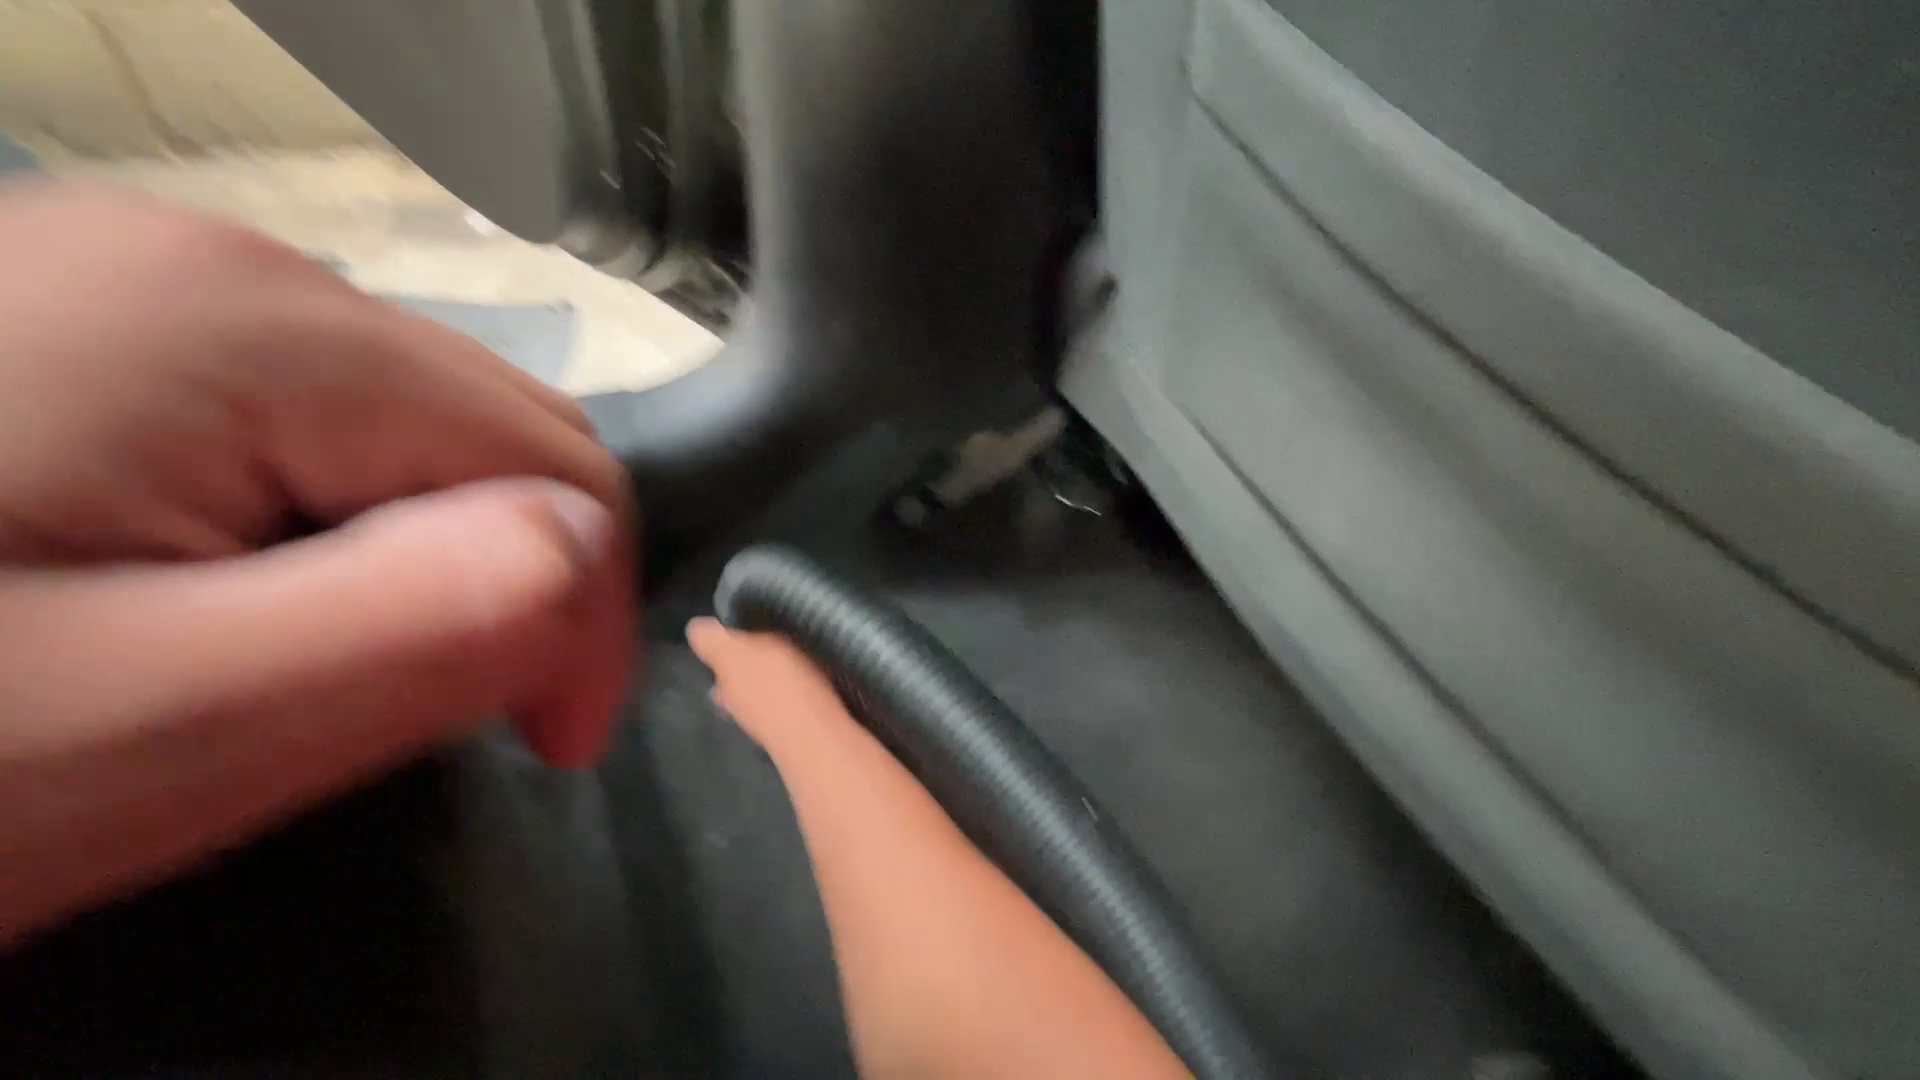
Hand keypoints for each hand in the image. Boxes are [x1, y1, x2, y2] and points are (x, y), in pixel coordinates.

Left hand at [0, 179, 634, 943]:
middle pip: (507, 435)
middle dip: (519, 578)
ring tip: (334, 662)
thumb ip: (429, 616)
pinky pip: (334, 436)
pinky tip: (263, 596)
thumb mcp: (154, 722)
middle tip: (448, 710)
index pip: (568, 466)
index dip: (590, 610)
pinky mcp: (116, 337)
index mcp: (269, 328)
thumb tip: (588, 559)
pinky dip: (356, 527)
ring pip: (430, 438)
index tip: (550, 741)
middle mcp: (238, 266)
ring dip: (435, 558)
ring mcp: (164, 288)